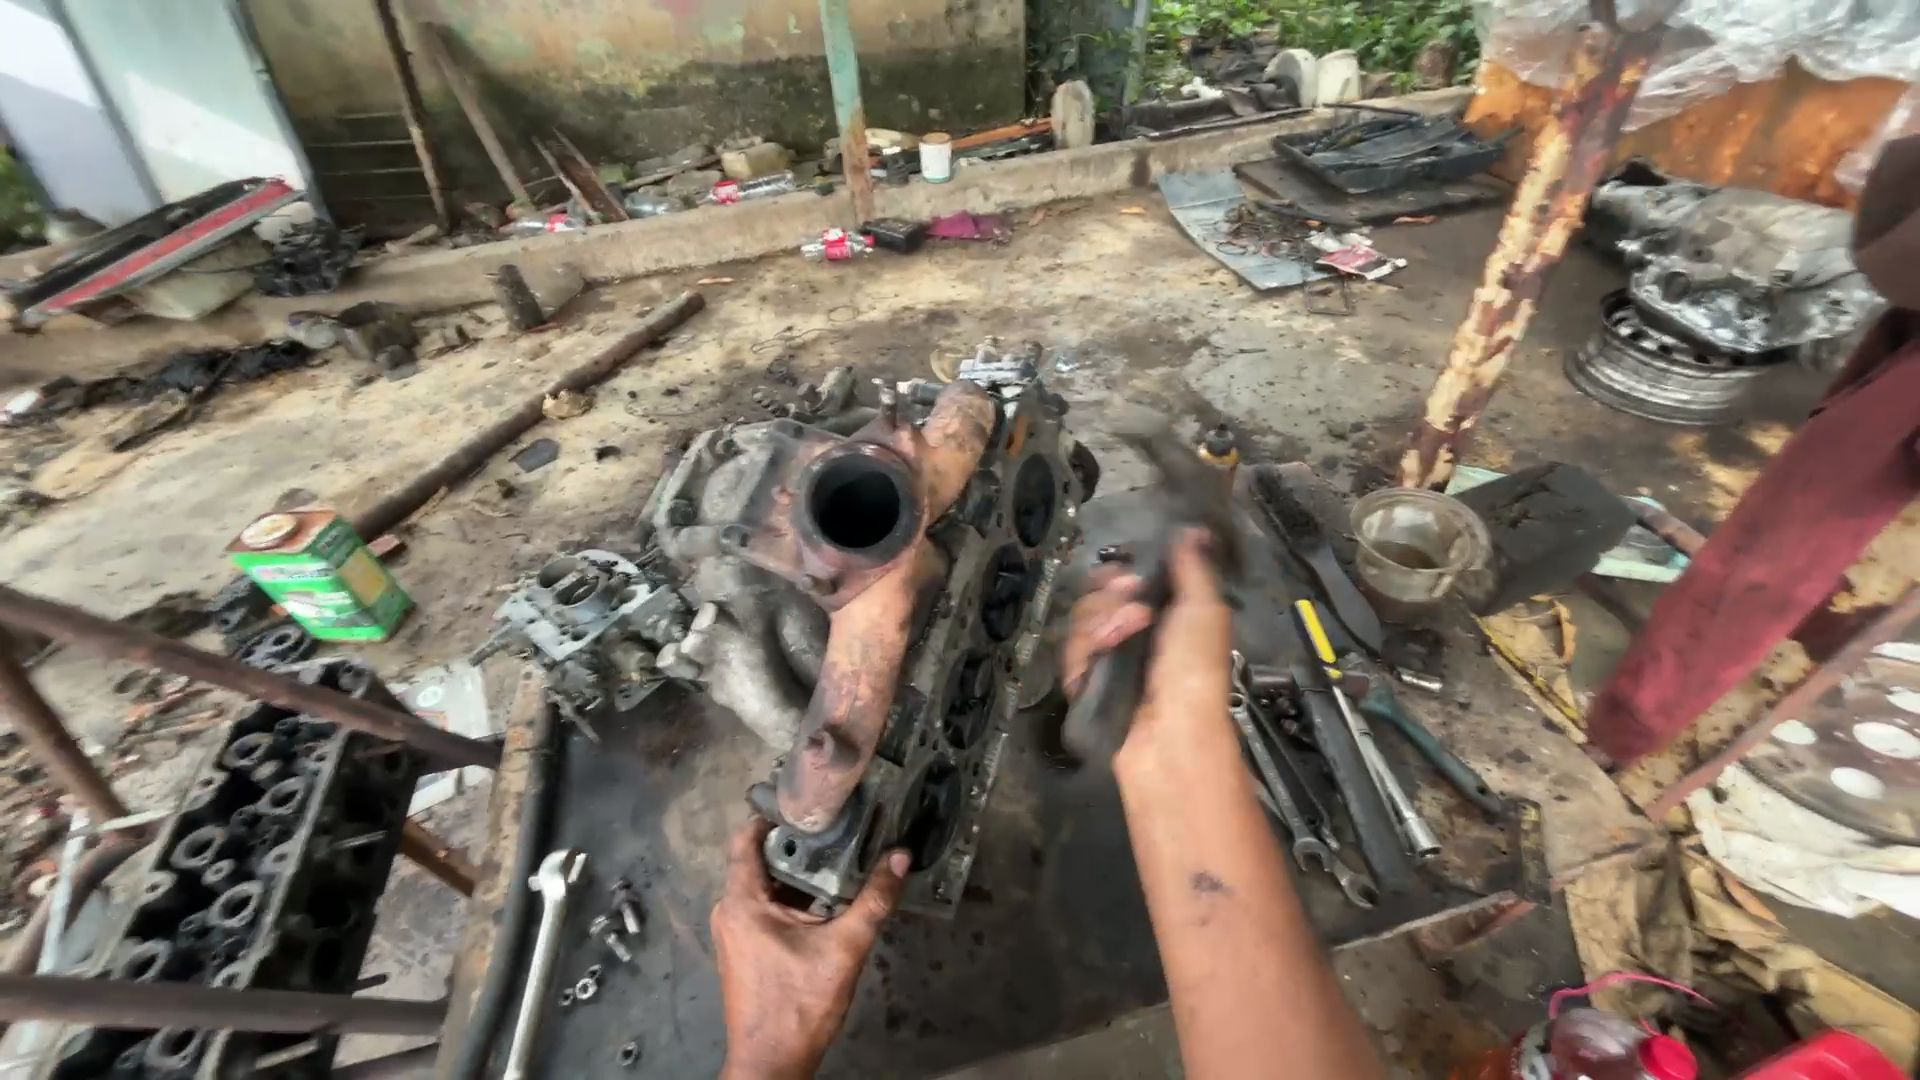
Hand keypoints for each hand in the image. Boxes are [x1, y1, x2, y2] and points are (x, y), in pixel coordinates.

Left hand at [713, 817, 907, 1079]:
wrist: (772, 1066)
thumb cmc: (798, 1005)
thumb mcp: (844, 948)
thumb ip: (873, 900)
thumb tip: (902, 856)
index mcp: (742, 902)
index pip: (747, 837)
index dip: (776, 812)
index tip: (810, 799)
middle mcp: (731, 909)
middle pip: (761, 856)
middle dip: (798, 839)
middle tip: (837, 820)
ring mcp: (736, 929)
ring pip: (767, 881)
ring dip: (799, 868)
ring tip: (838, 848)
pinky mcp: (746, 945)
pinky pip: (767, 903)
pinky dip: (794, 892)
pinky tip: (828, 890)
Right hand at [1061, 530, 1231, 765]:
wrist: (1170, 736)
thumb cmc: (1194, 670)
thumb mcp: (1205, 611)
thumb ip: (1193, 569)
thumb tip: (1191, 530)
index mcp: (1164, 616)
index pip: (1126, 581)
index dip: (1120, 574)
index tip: (1126, 576)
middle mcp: (1133, 635)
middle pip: (1097, 596)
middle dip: (1110, 599)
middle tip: (1132, 614)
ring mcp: (1107, 660)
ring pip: (1080, 621)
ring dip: (1100, 625)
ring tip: (1120, 641)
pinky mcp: (1085, 683)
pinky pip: (1068, 654)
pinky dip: (1082, 655)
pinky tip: (1098, 662)